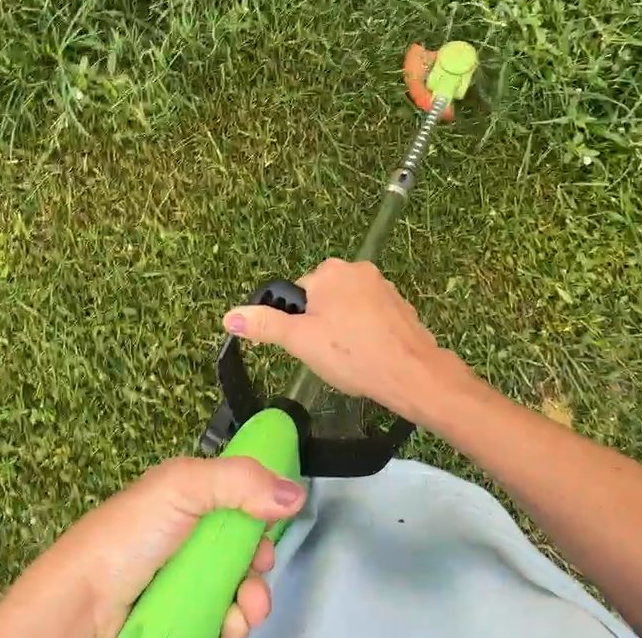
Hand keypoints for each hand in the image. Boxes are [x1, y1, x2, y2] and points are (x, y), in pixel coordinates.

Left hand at [0, 456, 305, 637]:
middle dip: (259, 567)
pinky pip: (223, 622)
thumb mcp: (181, 487)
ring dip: (251, 602)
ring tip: (242, 611)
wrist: (79, 610)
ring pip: (239, 591)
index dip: (262, 516)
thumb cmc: (127, 537)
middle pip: (245, 551)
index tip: (270, 532)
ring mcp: (186, 584)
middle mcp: (190, 541)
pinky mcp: (184, 620)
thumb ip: (239, 481)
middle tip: (256, 577)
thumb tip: (296, 492)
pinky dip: (233, 626)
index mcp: (189, 500)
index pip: (241, 502)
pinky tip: (228, 627)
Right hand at [223, 258, 467, 422]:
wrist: (412, 373)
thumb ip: (265, 326)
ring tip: (351, 358)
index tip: (309, 346)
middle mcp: (356, 268)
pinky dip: (366, 331)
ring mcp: (382, 284)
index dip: (299, 323)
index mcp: (329, 271)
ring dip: (344, 328)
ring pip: (347, 307)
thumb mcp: (301, 342)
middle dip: (322, 324)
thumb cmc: (352, 355)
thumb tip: (229, 316)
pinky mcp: (400, 303)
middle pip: (323, 298)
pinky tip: (370, 354)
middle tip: (329, 354)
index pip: (299, 294)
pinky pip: (371, 315)